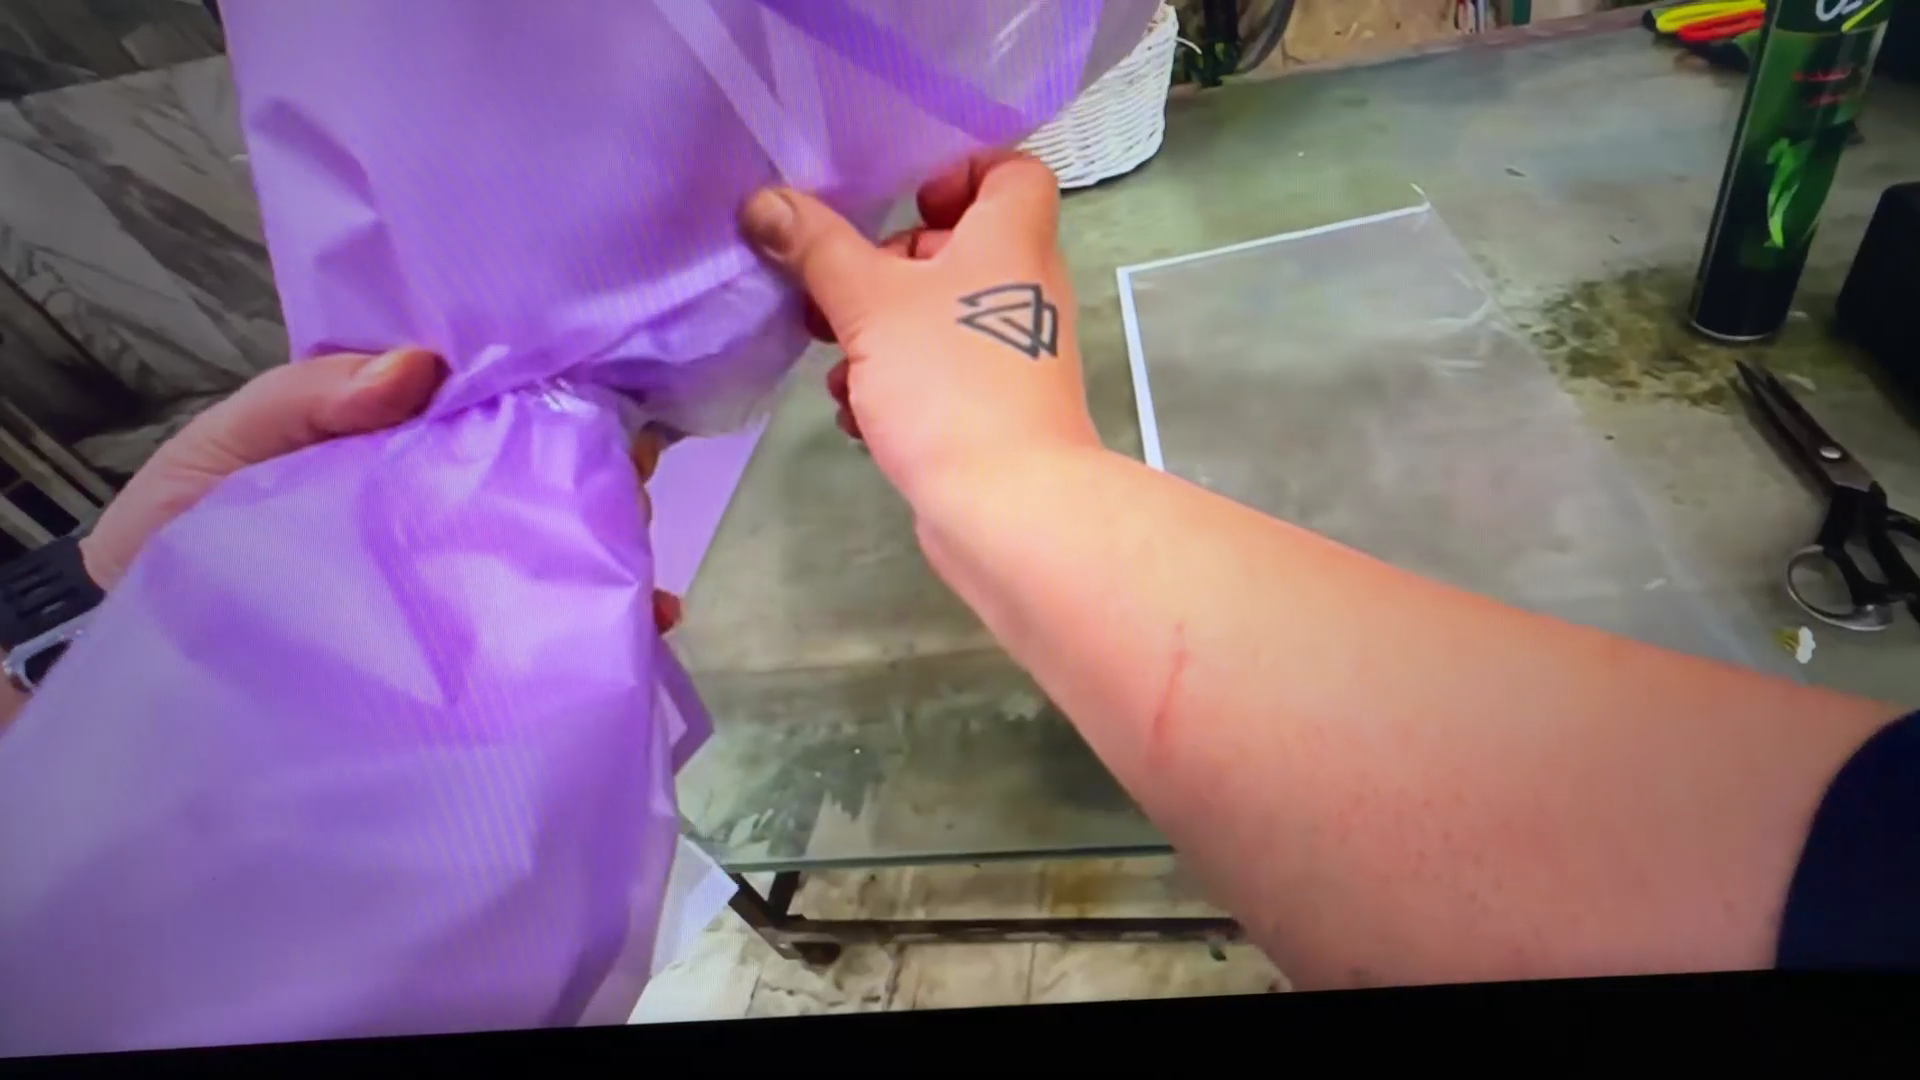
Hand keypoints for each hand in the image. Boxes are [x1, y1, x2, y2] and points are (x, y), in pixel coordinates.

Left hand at [78, 349, 684, 632]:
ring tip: (642, 569)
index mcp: (433, 450)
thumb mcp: (232, 448)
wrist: (164, 655)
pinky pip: (576, 621)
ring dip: (624, 548)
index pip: (523, 416)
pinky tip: (654, 620)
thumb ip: (307, 400)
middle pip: (572, 480)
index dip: (574, 410)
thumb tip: (424, 366)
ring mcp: (493, 575)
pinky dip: (627, 616)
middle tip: (624, 502)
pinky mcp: (502, 639)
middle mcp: (478, 508)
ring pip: (586, 545)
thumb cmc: (192, 536)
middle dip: (612, 483)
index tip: (608, 420)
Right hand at [739, 152, 1103, 507]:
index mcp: (1013, 242)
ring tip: (834, 367)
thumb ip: (817, 249)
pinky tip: (856, 417)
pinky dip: (899, 387)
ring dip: (877, 339)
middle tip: (833, 295)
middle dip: (885, 272)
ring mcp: (1012, 357)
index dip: (961, 174)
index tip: (905, 204)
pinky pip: (942, 378)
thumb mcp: (870, 304)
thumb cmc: (947, 382)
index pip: (1012, 174)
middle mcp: (1023, 294)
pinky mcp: (994, 411)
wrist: (1006, 505)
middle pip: (955, 253)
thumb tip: (765, 202)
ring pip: (938, 323)